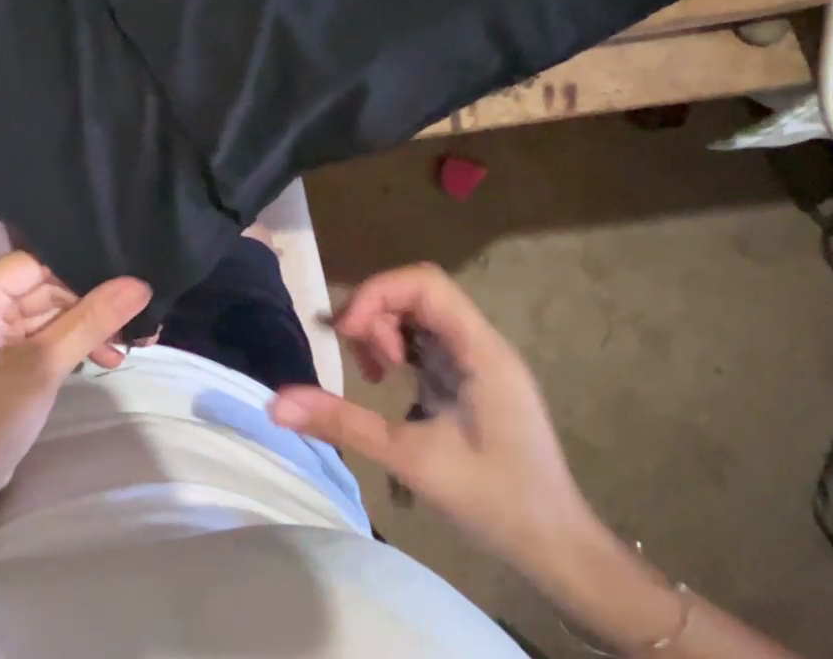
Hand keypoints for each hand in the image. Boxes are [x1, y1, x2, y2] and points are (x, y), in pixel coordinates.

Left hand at [0, 252, 150, 502]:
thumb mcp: (45, 366)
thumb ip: (92, 321)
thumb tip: (141, 284)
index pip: (37, 263)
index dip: (83, 274)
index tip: (131, 287)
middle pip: (44, 285)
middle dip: (92, 305)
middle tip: (141, 325)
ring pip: (48, 309)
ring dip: (88, 327)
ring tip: (132, 347)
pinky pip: (40, 330)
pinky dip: (71, 342)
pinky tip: (106, 357)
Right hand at [268, 264, 591, 562]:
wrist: (557, 548)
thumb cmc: (495, 501)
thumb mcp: (410, 460)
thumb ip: (343, 423)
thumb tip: (275, 403)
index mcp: (481, 353)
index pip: (424, 284)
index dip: (376, 295)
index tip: (347, 335)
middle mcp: (482, 346)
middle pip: (416, 294)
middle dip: (375, 316)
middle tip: (361, 364)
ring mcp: (478, 362)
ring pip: (418, 315)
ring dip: (382, 332)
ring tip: (372, 375)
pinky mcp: (471, 379)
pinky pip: (425, 341)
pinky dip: (394, 349)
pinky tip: (385, 381)